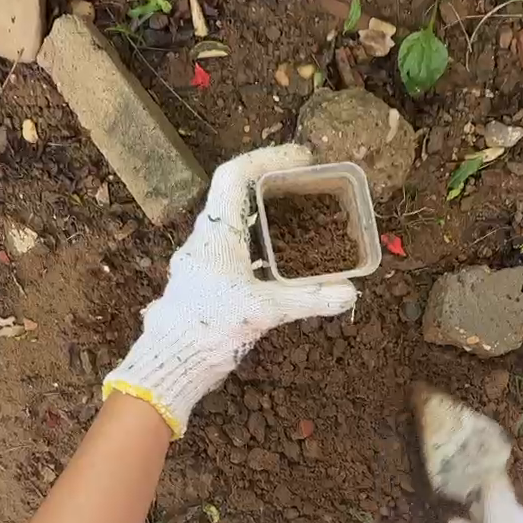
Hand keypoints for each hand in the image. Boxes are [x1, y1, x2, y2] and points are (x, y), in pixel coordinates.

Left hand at [102, 145, 358, 437]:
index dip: (268, 158)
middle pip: (237, 199)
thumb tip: (350, 294)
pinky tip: (279, 269)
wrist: (172, 364)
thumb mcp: (265, 310)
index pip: (236, 176)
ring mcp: (201, 264)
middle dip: (272, 190)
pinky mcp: (204, 286)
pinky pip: (233, 256)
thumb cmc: (210, 327)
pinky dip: (258, 253)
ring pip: (235, 229)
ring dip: (265, 222)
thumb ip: (308, 299)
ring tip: (299, 226)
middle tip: (305, 191)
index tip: (298, 158)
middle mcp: (205, 241)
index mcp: (216, 234)